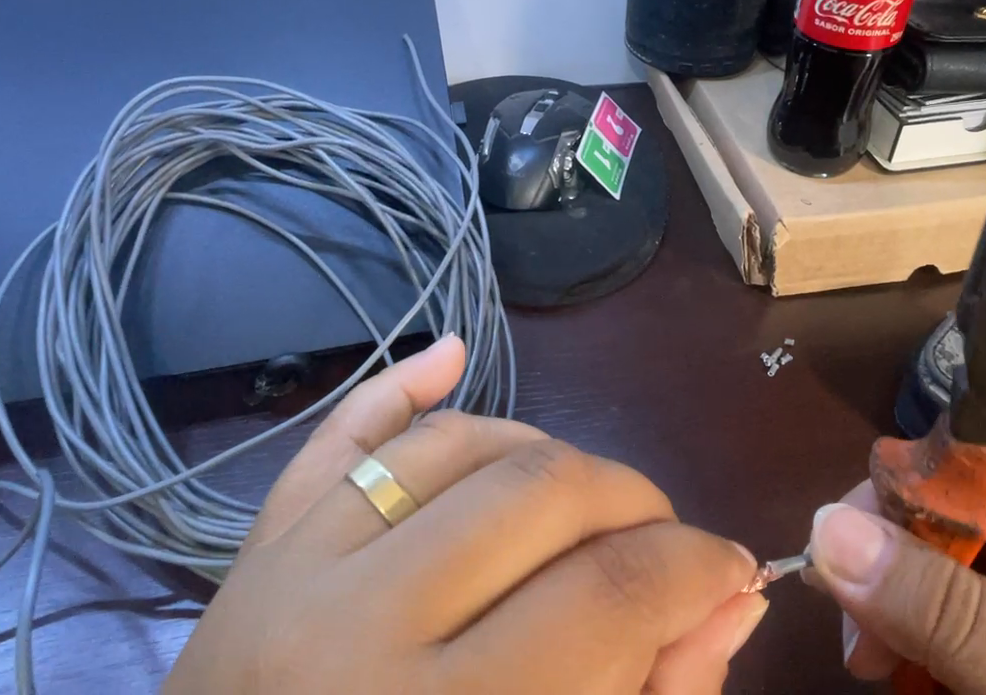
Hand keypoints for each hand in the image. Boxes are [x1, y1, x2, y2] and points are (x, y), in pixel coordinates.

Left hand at [165, 336, 768, 694]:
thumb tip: (729, 598)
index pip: (606, 593)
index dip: (693, 567)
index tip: (728, 571)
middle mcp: (355, 630)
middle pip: (541, 492)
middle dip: (633, 502)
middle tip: (660, 543)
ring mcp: (293, 573)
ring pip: (457, 443)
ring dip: (546, 453)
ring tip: (584, 503)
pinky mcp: (256, 551)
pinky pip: (340, 439)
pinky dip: (398, 389)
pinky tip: (451, 355)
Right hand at [806, 469, 985, 693]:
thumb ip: (956, 615)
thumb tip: (823, 525)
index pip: (981, 473)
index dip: (901, 508)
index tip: (842, 571)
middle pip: (968, 537)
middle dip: (904, 588)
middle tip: (863, 660)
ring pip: (972, 599)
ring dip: (921, 639)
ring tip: (893, 687)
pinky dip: (954, 674)